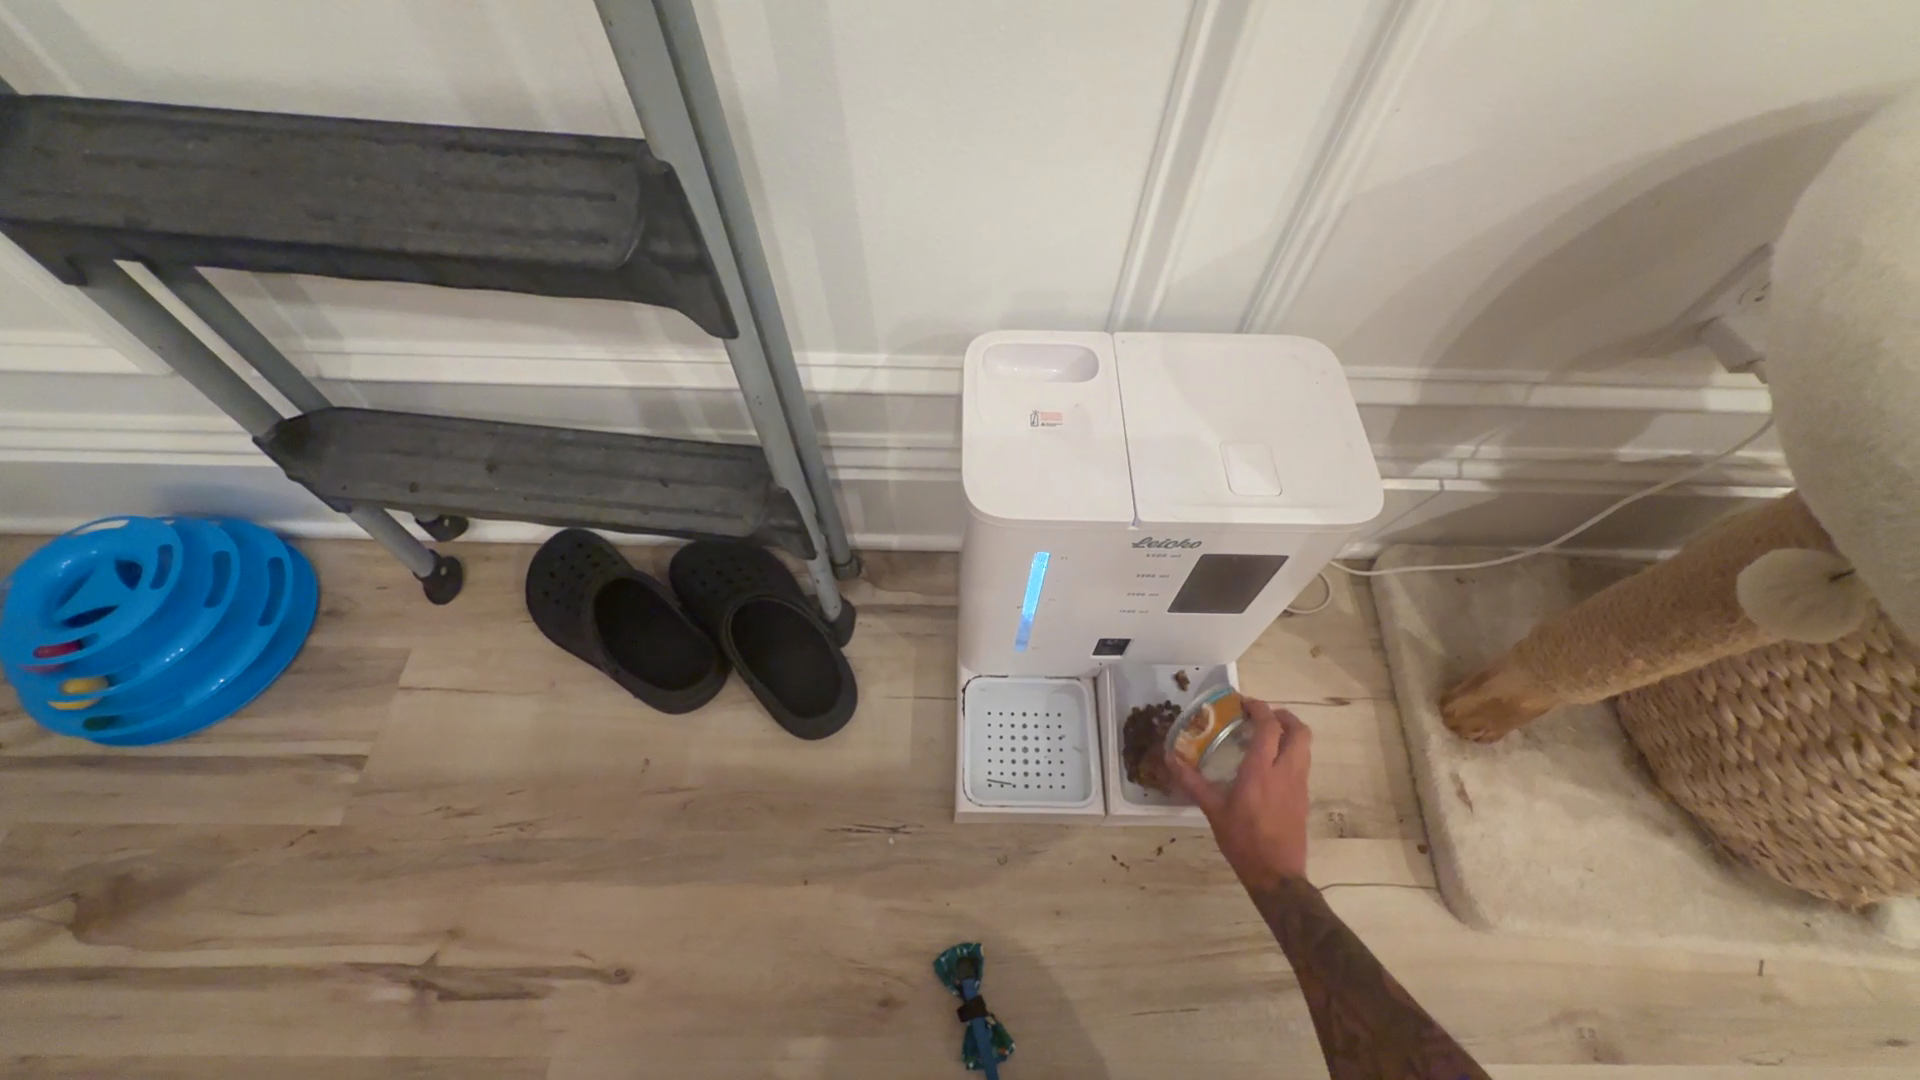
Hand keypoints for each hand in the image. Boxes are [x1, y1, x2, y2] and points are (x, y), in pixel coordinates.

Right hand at [1169, 698, 1311, 890]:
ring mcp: (1299, 785)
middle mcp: (1286, 772)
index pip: (1270, 727)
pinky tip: (1270, 765)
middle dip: (1283, 716)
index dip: (1259, 708)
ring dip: (1290, 733)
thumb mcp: (1213, 810)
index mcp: (1261, 771)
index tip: (1244, 703)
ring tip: (1266, 736)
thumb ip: (1192, 781)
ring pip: (1305, 747)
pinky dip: (1290, 752)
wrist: (1276, 874)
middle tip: (1262, 716)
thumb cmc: (1242, 840)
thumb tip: (1169, 757)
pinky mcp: (1304, 797)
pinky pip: (1302, 763)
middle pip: (1299, 731)